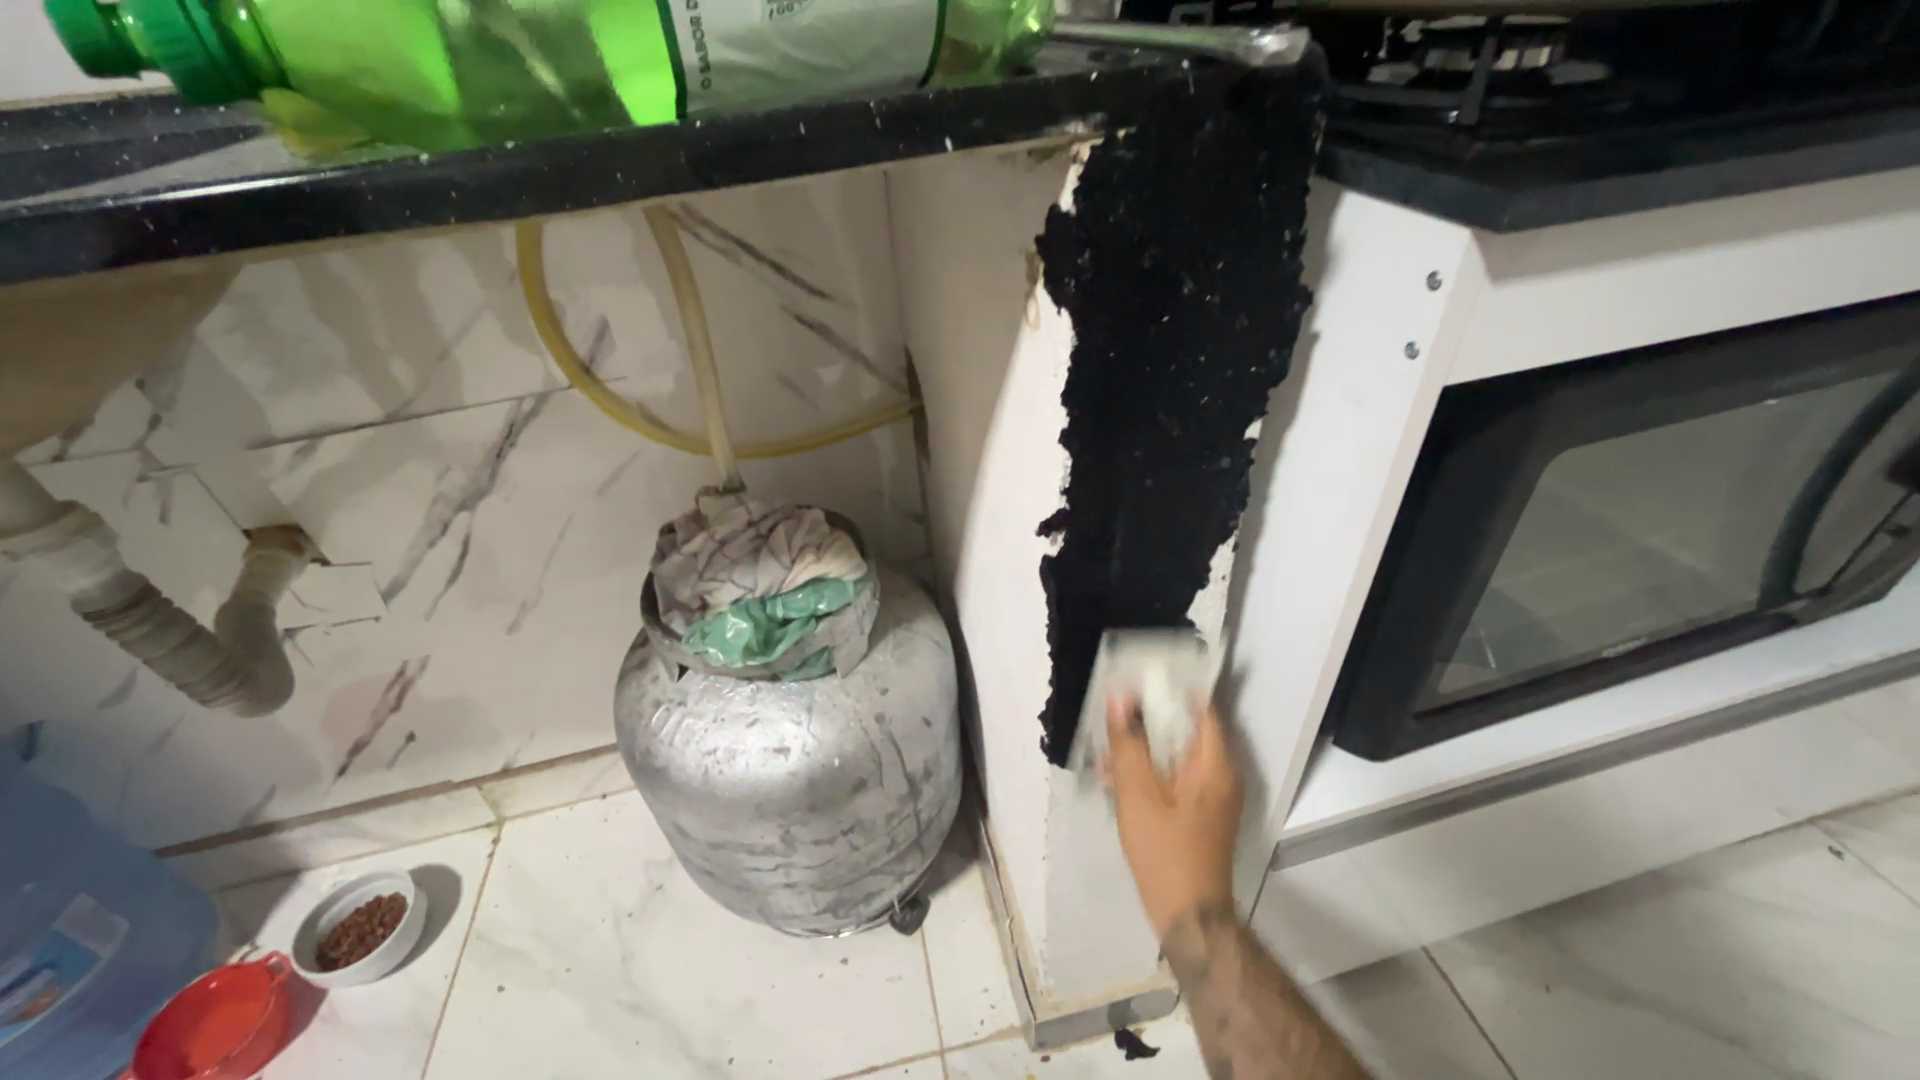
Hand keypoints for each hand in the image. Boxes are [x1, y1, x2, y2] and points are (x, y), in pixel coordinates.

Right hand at [1105, 694, 1244, 939]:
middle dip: (1150, 720)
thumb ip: (1128, 744)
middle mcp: (1223, 776)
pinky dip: (1153, 773)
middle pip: (1188, 731)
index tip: (1140, 677)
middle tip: (1115, 714)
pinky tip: (1119, 781)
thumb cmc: (1164, 852)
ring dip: (1146, 749)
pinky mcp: (1203, 815)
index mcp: (1215, 765)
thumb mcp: (1137, 794)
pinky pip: (1179, 779)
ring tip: (1108, 752)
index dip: (1171, 689)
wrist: (1188, 915)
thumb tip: (1121, 699)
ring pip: (1179, 756)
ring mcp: (1215, 797)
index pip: (1201, 708)